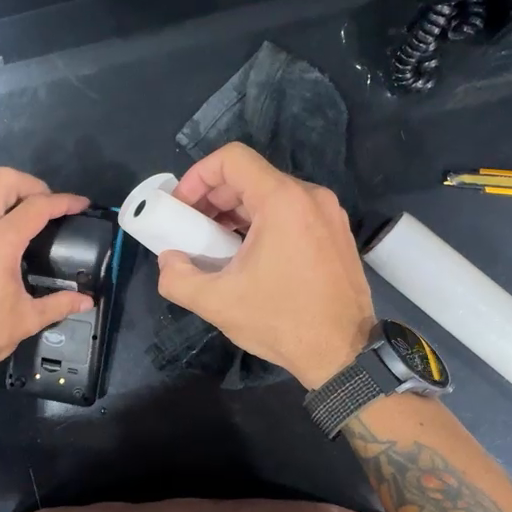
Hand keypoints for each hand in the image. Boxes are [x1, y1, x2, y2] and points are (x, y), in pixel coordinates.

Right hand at [155, 143, 375, 387]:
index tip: (181, 208)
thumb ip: (178, 278)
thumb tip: (168, 261)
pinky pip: (290, 214)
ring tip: (214, 248)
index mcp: (283, 201)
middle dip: (212, 199)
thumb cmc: (281, 322)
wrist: (342, 352)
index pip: (232, 159)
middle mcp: (310, 197)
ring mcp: (328, 214)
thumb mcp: (217, 303)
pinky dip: (261, 225)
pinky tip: (247, 258)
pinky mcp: (335, 234)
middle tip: (190, 231)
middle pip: (250, 177)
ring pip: (270, 196)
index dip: (197, 176)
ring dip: (235, 214)